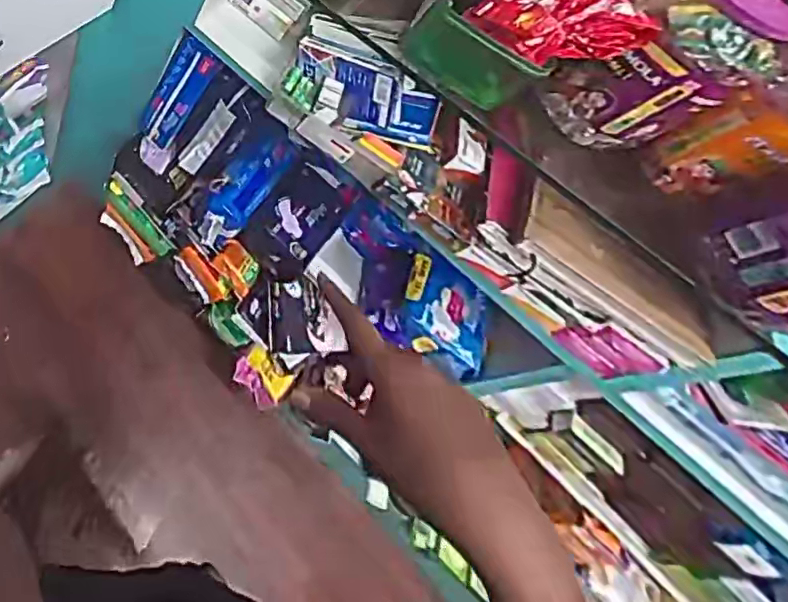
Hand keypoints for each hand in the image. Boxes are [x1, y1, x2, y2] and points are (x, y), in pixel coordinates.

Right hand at [292, 278, 585, 601]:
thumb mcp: (366, 441)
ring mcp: (445, 381)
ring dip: (383, 387)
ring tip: (378, 425)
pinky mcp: (465, 402)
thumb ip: (330, 411)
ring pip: (402, 372)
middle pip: (377, 353)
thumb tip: (299, 394)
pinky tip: (413, 437)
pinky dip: (411, 399)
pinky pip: (428, 388)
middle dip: (356, 369)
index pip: (355, 323)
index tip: (325, 281)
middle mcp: (418, 365)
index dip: (336, 301)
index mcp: (389, 367)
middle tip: (345, 398)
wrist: (488, 505)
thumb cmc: (419, 470)